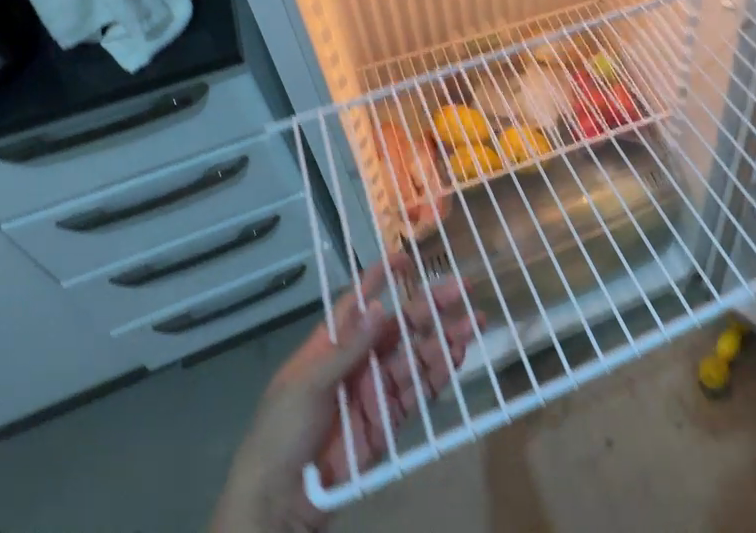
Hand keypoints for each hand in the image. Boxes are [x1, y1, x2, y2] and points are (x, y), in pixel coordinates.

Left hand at [212, 257, 482, 532]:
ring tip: (474, 321)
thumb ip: (347, 349)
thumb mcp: (307, 386)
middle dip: (430, 306)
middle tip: (462, 287)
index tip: (405, 257)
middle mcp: (357, 363)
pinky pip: (420, 391)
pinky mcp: (390, 420)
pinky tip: (458, 354)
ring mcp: (375, 391)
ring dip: (444, 338)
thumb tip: (379, 306)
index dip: (379, 279)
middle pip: (399, 328)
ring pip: (416, 356)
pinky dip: (440, 372)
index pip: (358, 304)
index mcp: (330, 347)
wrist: (281, 499)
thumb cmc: (282, 432)